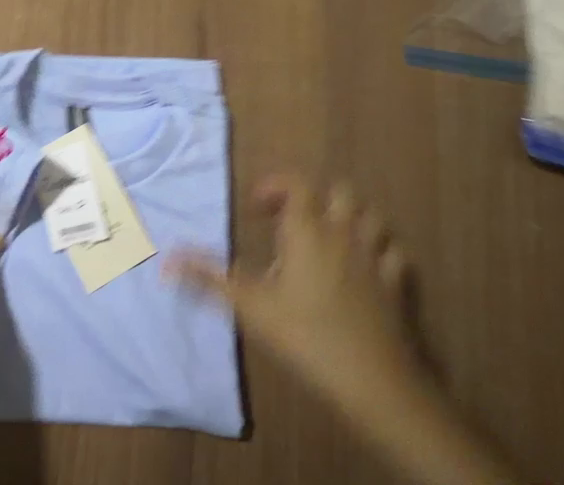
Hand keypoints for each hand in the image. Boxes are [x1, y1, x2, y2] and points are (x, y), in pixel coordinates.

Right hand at [167, 174, 419, 417]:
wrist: (372, 378)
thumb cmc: (304, 334)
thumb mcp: (249, 306)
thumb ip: (208, 277)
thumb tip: (166, 259)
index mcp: (307, 230)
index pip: (295, 184)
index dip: (274, 187)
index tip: (255, 210)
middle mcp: (343, 233)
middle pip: (338, 192)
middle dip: (315, 198)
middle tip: (292, 222)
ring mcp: (375, 257)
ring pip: (371, 217)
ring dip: (350, 219)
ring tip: (329, 239)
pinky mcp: (397, 284)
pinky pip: (394, 254)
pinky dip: (380, 253)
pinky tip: (366, 269)